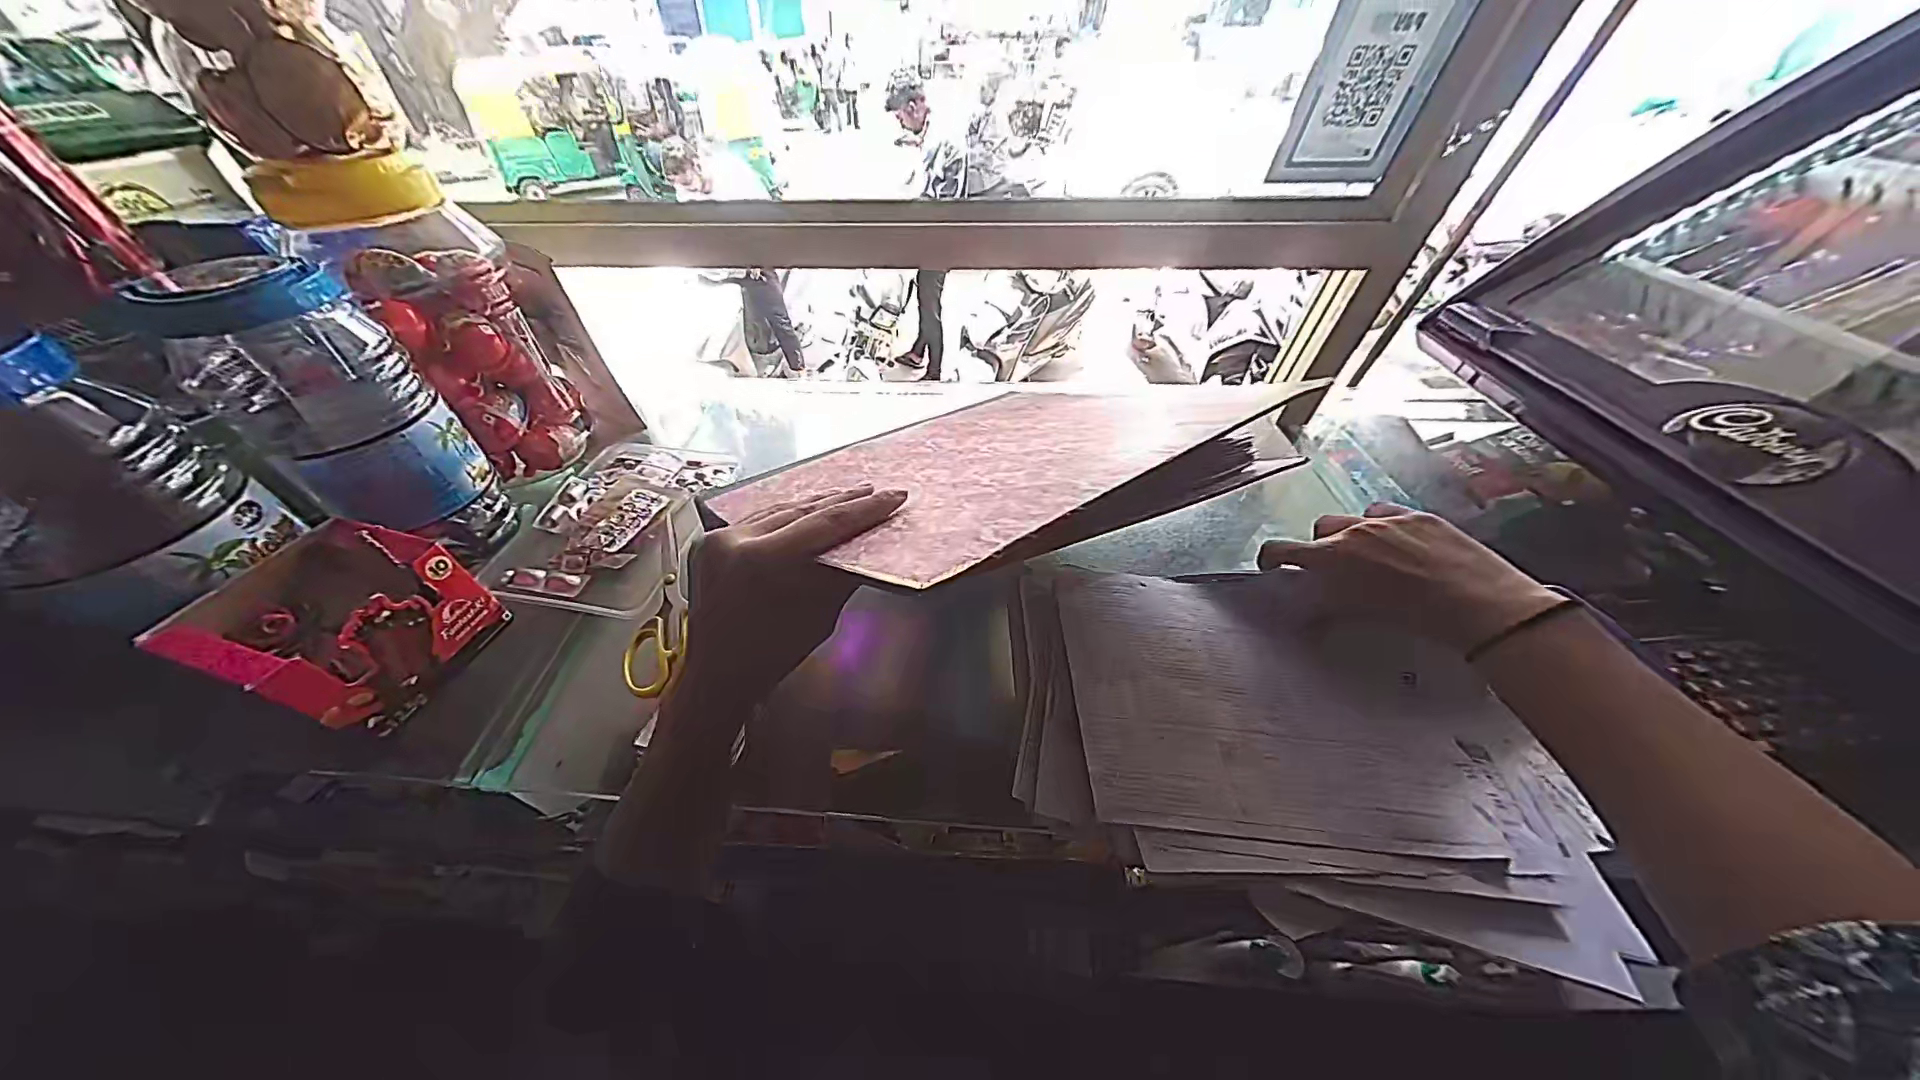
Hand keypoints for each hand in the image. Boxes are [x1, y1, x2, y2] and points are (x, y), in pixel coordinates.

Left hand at [674, 484, 907, 709]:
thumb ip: (843, 572)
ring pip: (780, 511)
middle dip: (843, 501)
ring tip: (848, 497)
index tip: (892, 497)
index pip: (826, 524)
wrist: (717, 675)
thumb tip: (870, 540)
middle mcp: (736, 541)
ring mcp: (718, 539)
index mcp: (764, 562)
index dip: (865, 509)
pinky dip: (788, 516)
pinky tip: (810, 510)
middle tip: (875, 493)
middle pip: (802, 511)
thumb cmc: (772, 655)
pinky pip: (759, 521)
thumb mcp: (821, 614)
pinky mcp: (711, 542)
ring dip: (816, 504)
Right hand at [1257, 503, 1562, 651]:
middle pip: (1322, 527)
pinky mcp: (1421, 516)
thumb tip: (1304, 617)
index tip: (1272, 565)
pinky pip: (1389, 513)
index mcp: (1332, 556)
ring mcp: (1389, 520)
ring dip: (1355, 532)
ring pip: (1356, 517)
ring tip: (1372, 554)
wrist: (1479, 605)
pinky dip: (1387, 525)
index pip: (1283, 549)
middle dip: (1322, 544)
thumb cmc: (1414, 616)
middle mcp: (1355, 531)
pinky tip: (1402, 544)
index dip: (1272, 557)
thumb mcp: (1359, 613)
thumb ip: (1326, 607)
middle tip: (1336, 567)